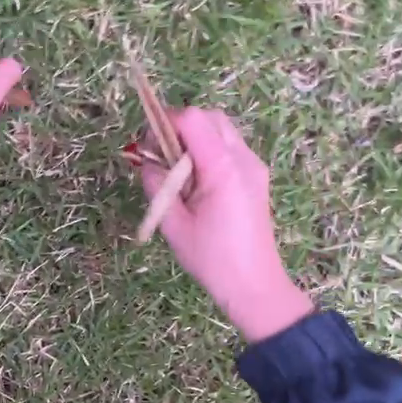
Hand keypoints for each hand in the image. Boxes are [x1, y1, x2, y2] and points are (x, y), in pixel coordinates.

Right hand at [141, 107, 313, 342]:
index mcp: (223, 169)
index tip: (146, 144)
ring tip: (175, 172)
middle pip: (210, 118)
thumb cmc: (211, 258)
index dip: (165, 122)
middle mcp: (243, 159)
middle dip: (180, 127)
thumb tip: (147, 163)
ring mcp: (253, 167)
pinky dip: (207, 152)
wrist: (254, 284)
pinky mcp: (255, 177)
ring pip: (221, 130)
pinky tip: (194, 182)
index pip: (193, 120)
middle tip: (159, 155)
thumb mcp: (172, 224)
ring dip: (194, 139)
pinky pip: (228, 148)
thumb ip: (157, 186)